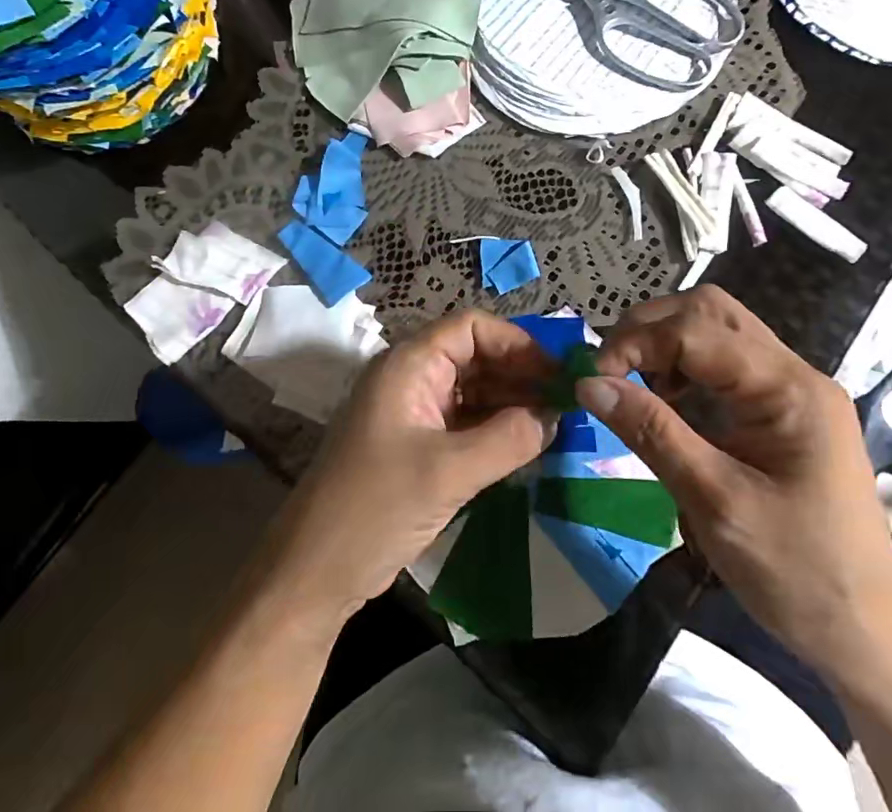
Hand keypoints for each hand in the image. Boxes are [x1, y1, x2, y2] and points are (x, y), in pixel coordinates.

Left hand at [260, 310, 557, 620]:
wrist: (320, 562)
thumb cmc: (378, 505)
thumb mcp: (450, 470)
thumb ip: (509, 438)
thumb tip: (553, 416)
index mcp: (407, 366)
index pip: (470, 328)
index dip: (518, 343)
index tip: (560, 376)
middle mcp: (408, 380)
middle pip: (473, 357)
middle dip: (521, 375)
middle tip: (571, 406)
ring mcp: (411, 415)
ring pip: (472, 392)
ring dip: (512, 405)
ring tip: (560, 428)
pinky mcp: (416, 448)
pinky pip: (464, 425)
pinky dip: (496, 431)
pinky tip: (531, 448)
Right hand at [575, 287, 891, 676]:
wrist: (864, 633)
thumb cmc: (795, 569)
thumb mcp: (713, 500)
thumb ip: (651, 432)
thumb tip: (586, 382)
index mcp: (790, 391)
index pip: (697, 331)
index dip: (635, 344)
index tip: (592, 380)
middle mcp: (793, 377)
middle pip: (710, 312)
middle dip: (647, 329)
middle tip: (607, 370)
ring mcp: (787, 394)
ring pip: (713, 332)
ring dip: (660, 345)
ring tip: (627, 384)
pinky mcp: (775, 415)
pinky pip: (718, 366)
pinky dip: (675, 369)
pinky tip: (657, 401)